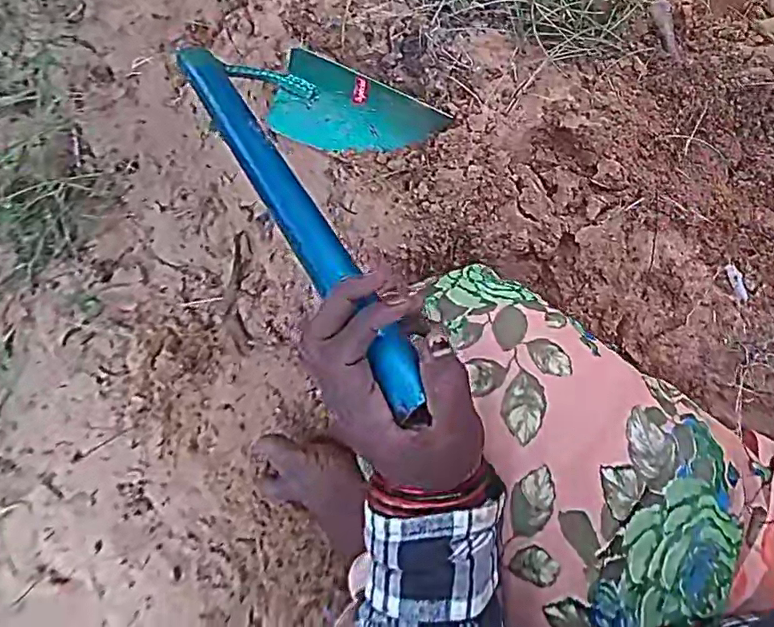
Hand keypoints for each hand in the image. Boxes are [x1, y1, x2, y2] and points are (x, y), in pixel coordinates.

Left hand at [297, 274, 484, 492]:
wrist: (431, 496)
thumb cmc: (443, 466)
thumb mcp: (456, 432)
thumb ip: (447, 384)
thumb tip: (431, 337)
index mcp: (357, 412)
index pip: (342, 353)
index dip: (369, 318)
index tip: (407, 303)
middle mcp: (340, 396)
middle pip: (317, 336)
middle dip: (345, 296)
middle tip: (384, 276)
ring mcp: (343, 386)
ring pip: (323, 331)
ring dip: (349, 299)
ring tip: (389, 283)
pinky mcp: (356, 377)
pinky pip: (343, 334)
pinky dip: (361, 309)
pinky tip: (395, 305)